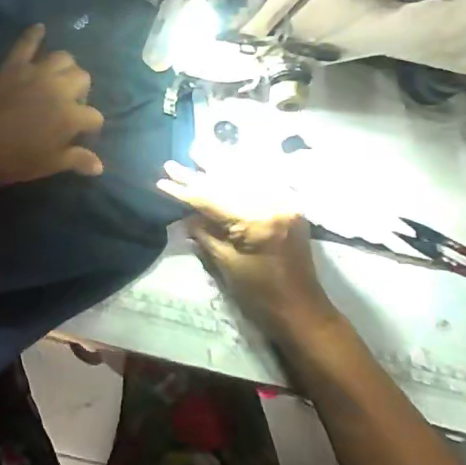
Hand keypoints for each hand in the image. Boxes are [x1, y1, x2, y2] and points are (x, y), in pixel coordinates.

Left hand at [0, 24, 105, 189]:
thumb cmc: (15, 160)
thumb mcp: (50, 164)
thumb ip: (76, 160)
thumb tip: (99, 166)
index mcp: (71, 115)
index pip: (94, 116)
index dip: (91, 126)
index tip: (83, 132)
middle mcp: (59, 88)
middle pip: (83, 79)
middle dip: (81, 91)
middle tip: (69, 103)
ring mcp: (35, 72)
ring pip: (62, 58)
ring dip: (65, 67)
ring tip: (58, 77)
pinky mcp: (13, 65)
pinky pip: (26, 43)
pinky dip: (34, 34)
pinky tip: (39, 28)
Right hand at [157, 161, 338, 337]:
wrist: (304, 313)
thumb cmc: (262, 296)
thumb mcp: (226, 265)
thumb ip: (205, 234)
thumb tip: (186, 215)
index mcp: (257, 220)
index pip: (211, 200)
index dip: (184, 191)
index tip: (161, 180)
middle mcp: (274, 204)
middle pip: (228, 183)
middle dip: (199, 174)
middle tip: (172, 163)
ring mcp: (286, 204)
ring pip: (246, 178)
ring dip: (220, 167)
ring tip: (198, 151)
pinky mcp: (291, 209)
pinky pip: (263, 184)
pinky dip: (243, 175)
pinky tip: (229, 163)